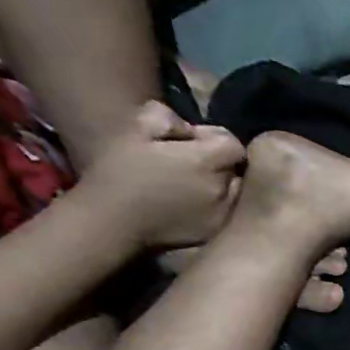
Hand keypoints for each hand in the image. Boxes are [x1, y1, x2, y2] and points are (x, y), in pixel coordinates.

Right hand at [81, 101, 244, 248]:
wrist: (113, 222)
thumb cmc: (120, 171)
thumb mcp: (136, 128)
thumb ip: (168, 117)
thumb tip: (189, 128)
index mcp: (205, 161)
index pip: (234, 144)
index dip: (215, 138)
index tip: (191, 141)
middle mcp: (223, 189)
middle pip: (236, 169)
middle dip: (219, 162)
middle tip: (191, 163)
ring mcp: (223, 214)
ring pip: (236, 192)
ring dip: (222, 185)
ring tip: (193, 185)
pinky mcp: (216, 233)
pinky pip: (227, 213)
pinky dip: (217, 206)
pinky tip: (191, 204)